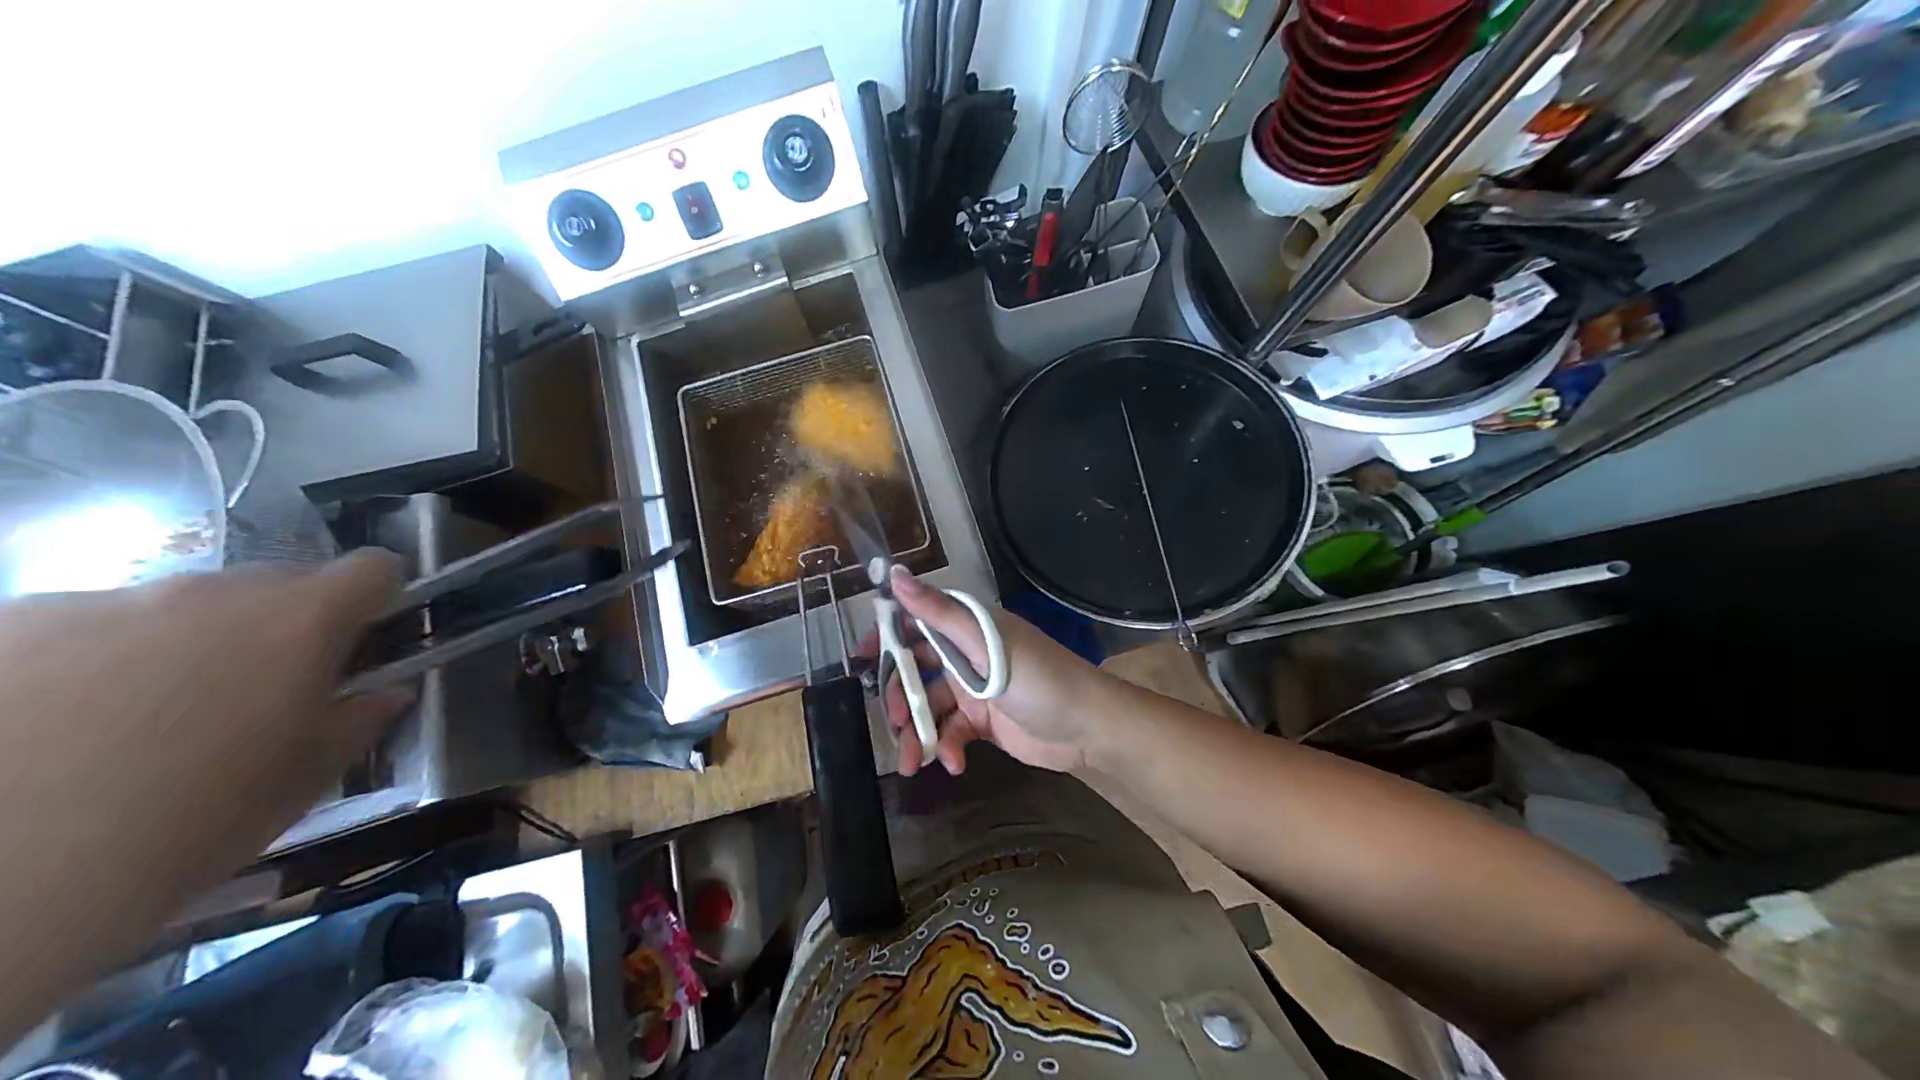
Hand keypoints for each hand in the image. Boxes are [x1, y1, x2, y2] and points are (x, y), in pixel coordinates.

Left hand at [0, 552, 412, 1038]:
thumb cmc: (190, 825)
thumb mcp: (305, 781)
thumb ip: (359, 720)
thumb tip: (381, 693)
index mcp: (299, 621)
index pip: (374, 569)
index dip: (380, 599)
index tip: (364, 641)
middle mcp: (209, 592)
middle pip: (274, 586)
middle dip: (280, 629)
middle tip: (251, 700)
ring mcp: (102, 601)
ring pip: (178, 608)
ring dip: (186, 644)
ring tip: (135, 725)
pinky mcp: (9, 623)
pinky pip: (84, 626)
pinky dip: (92, 661)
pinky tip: (55, 730)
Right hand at [873, 567, 1115, 776]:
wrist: (1088, 726)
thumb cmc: (1039, 677)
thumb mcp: (986, 643)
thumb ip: (939, 613)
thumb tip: (896, 573)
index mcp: (968, 628)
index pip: (916, 623)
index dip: (887, 638)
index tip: (861, 657)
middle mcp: (967, 654)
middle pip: (916, 671)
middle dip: (898, 696)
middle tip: (892, 720)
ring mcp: (974, 690)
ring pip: (930, 708)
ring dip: (917, 733)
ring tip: (911, 760)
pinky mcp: (983, 722)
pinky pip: (951, 733)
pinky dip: (947, 748)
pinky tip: (953, 763)